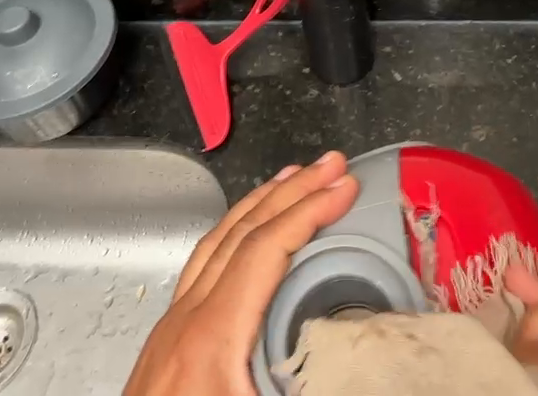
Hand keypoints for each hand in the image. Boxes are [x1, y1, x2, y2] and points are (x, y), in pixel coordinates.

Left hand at [124, 152, 359, 395]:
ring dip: (261, 202)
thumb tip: (370, 368)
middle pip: (242, 230)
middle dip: (291, 188)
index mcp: (211, 339)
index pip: (266, 248)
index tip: (345, 186)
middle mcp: (185, 322)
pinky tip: (250, 236)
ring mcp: (170, 330)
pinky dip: (237, 232)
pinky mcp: (166, 345)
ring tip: (294, 177)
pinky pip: (205, 263)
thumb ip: (314, 376)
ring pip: (218, 240)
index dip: (310, 209)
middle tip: (330, 163)